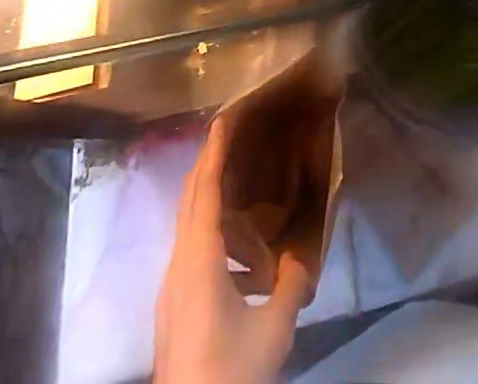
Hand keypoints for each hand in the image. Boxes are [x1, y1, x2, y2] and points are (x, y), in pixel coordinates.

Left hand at [154, 114, 313, 383]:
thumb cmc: (229, 369)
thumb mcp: (272, 330)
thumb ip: (291, 287)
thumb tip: (304, 256)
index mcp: (199, 260)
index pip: (203, 192)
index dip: (212, 153)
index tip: (222, 119)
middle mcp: (179, 264)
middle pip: (190, 201)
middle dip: (209, 166)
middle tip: (236, 140)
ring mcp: (172, 286)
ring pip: (191, 229)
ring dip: (217, 209)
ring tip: (251, 209)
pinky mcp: (175, 305)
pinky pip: (194, 254)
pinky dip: (218, 242)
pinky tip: (246, 268)